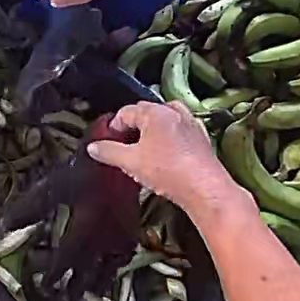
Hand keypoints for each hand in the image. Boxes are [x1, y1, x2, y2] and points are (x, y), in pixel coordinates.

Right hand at [85, 102, 249, 216]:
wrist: (205, 189)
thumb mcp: (130, 162)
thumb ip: (108, 152)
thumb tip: (94, 148)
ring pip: (163, 123)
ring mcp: (190, 124)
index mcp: (156, 111)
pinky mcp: (200, 139)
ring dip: (151, 134)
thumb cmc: (171, 171)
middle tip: (123, 147)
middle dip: (132, 128)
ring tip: (143, 153)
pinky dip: (167, 141)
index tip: (107, 141)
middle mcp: (175, 112)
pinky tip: (163, 159)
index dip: (113, 126)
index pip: (126, 112)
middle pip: (145, 114)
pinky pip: (177, 133)